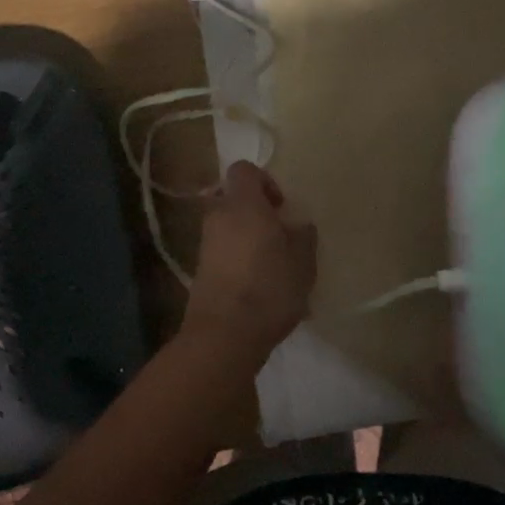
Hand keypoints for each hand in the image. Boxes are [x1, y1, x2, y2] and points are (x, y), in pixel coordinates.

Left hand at [180, 162, 317, 365]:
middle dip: (255, 213)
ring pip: (228, 228)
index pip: (244, 169)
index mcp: (243, 205)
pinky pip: (223, 254)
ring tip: (274, 268)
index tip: (281, 206)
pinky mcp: (201, 272)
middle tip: (279, 236)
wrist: (225, 334)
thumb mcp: (303, 261)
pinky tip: (260, 289)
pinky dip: (239, 262)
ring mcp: (205, 246)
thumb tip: (297, 226)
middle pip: (233, 200)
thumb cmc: (270, 287)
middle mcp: (218, 218)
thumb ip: (302, 236)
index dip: (264, 180)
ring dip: (247, 239)